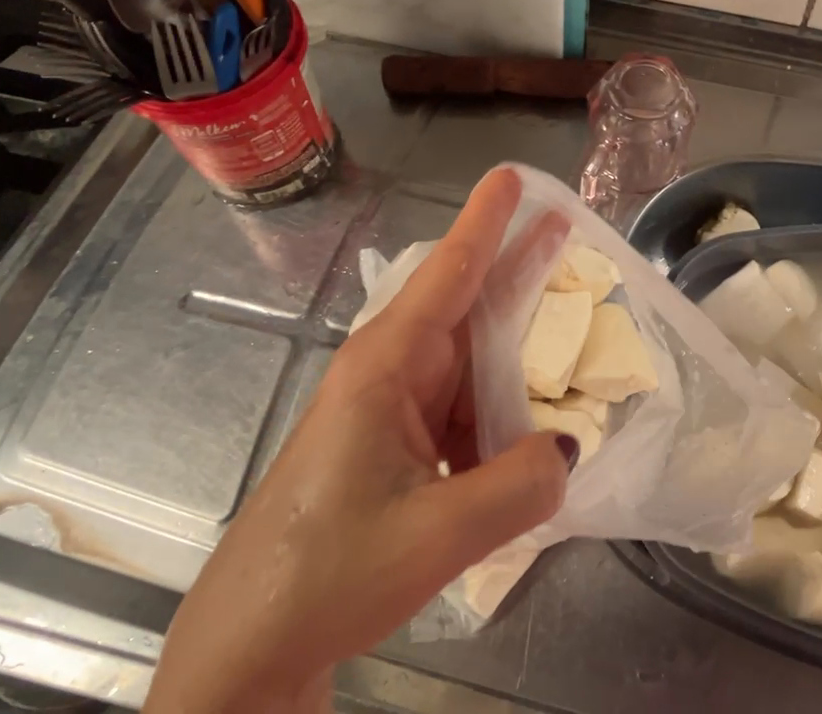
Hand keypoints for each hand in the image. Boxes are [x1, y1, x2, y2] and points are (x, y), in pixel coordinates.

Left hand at [148, 168, 574, 713]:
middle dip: (515, 267)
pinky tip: (533, 426)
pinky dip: (499, 411)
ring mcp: (388, 412)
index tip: (512, 176)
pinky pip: (459, 410)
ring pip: (467, 363)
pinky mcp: (391, 448)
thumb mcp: (439, 535)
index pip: (446, 275)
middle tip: (566, 229)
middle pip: (466, 308)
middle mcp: (387, 375)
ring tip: (571, 336)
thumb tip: (567, 448)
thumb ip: (520, 486)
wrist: (250, 645)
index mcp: (386, 369)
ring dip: (516, 351)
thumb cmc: (328, 575)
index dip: (484, 223)